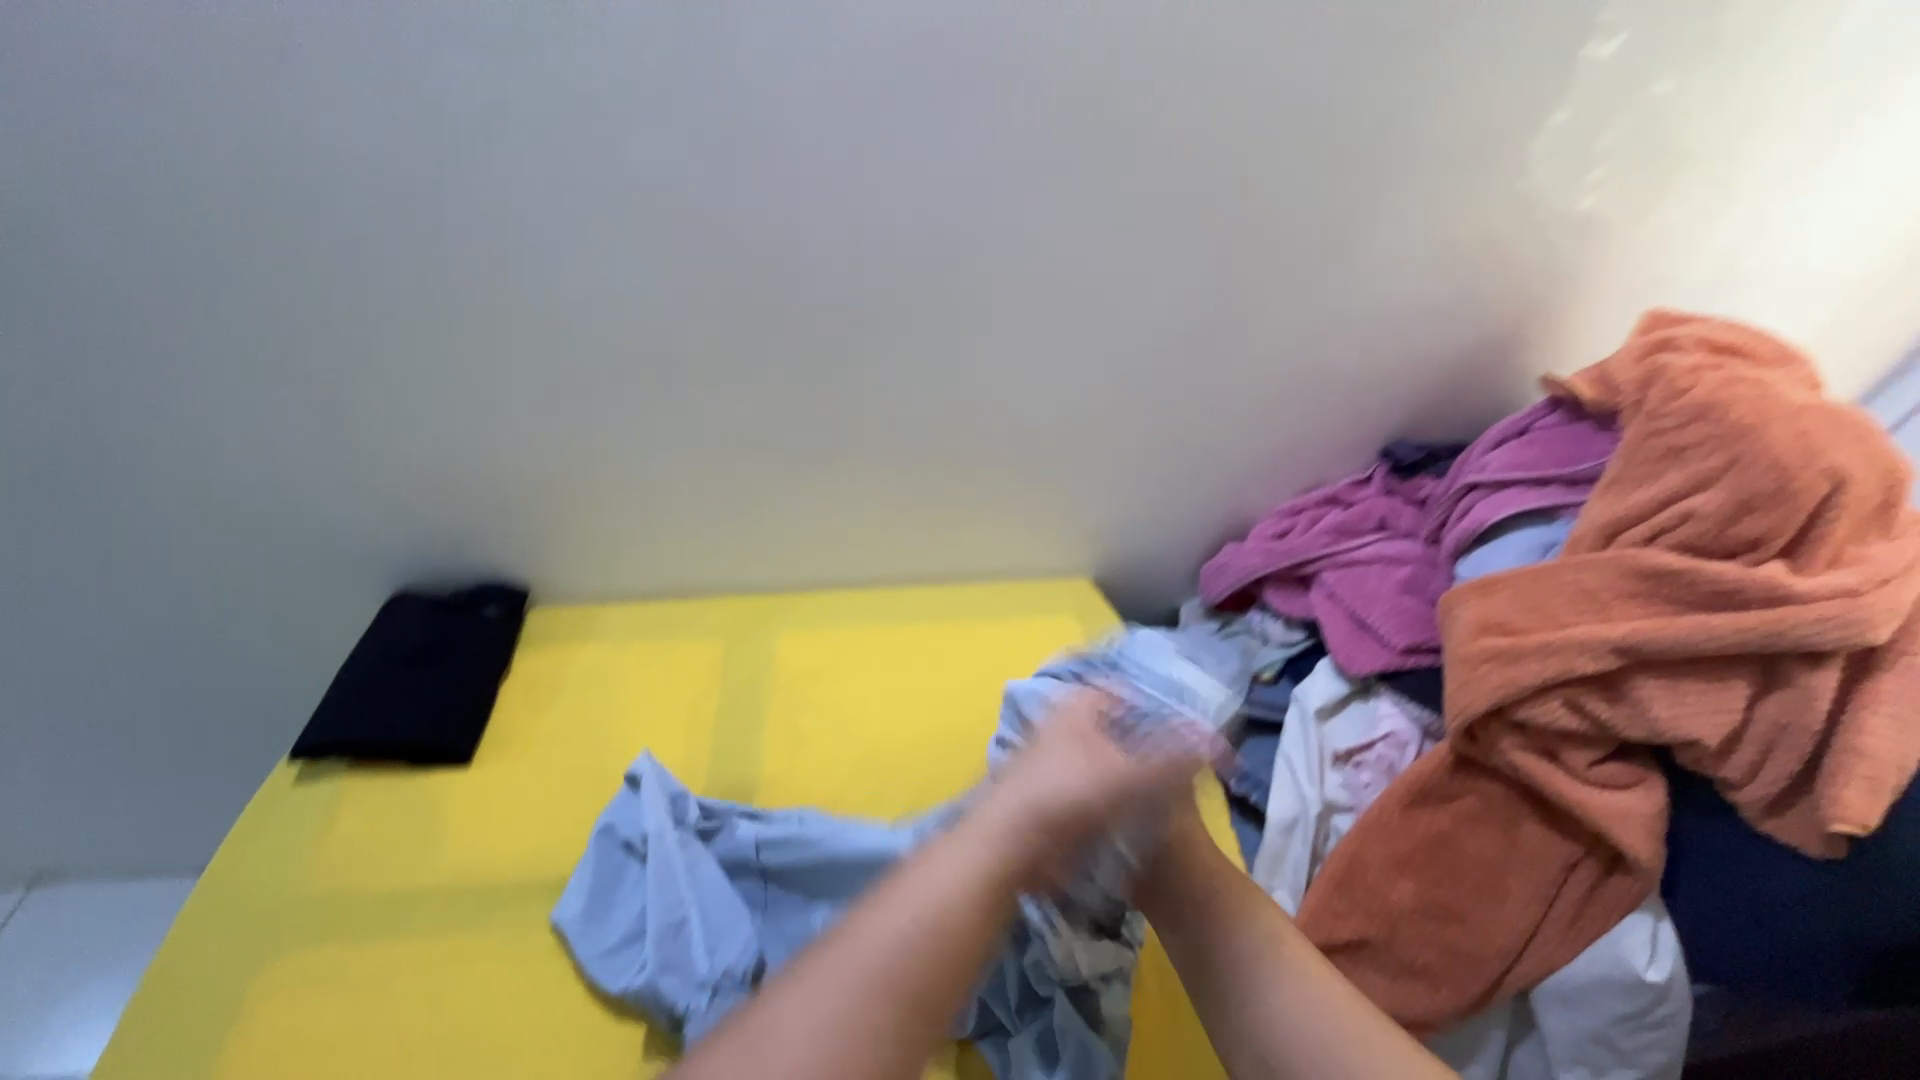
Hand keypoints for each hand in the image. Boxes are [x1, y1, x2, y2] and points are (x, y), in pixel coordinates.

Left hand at [977, 689, 1216, 880]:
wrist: (1008, 846)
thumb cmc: (1067, 796)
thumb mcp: (1130, 775)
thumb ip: (1175, 758)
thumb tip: (1216, 739)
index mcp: (1076, 708)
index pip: (1121, 692)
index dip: (1153, 706)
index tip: (1183, 729)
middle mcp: (1061, 727)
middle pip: (1113, 727)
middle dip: (1144, 742)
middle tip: (1181, 763)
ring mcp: (1050, 763)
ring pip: (1102, 760)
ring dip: (1129, 775)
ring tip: (1167, 794)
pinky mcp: (1047, 797)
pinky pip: (1089, 791)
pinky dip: (1112, 800)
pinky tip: (1135, 819)